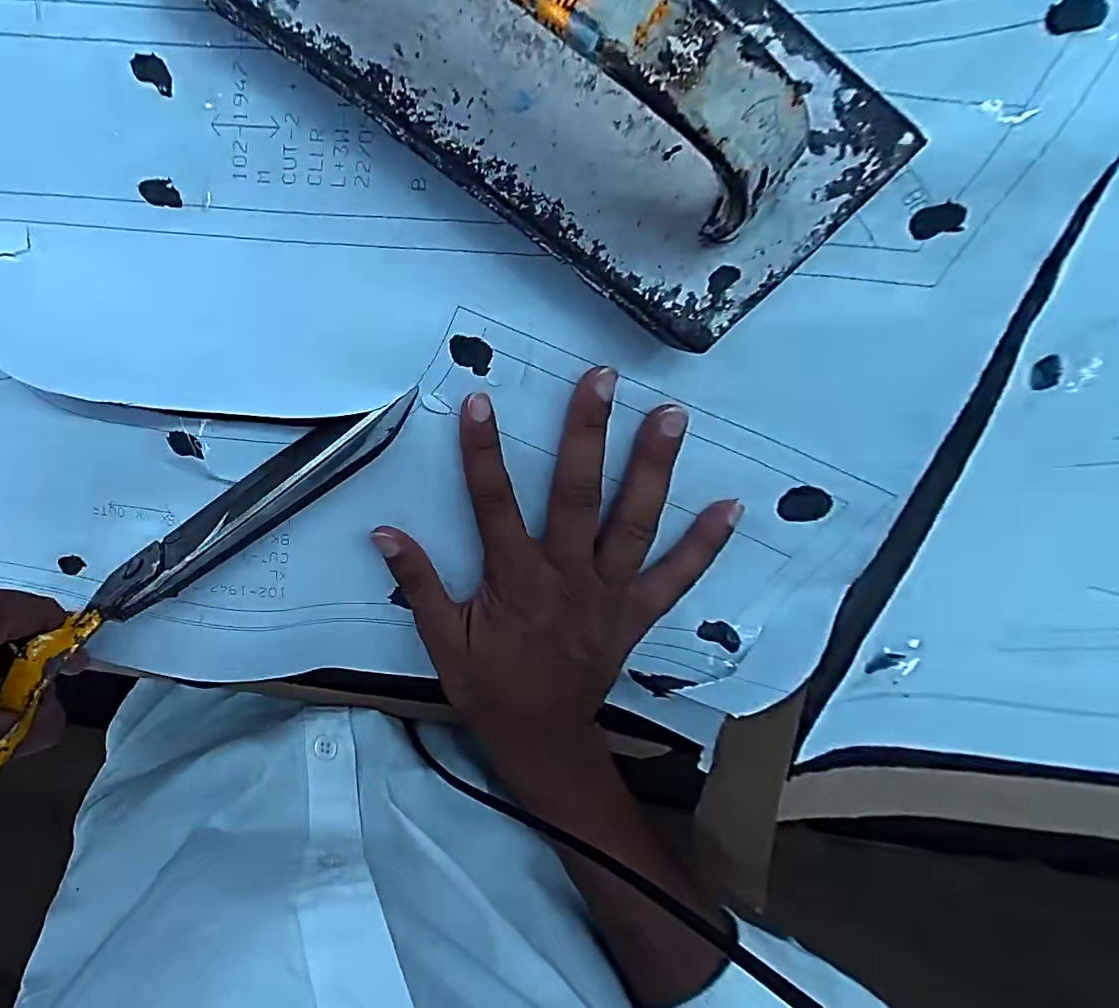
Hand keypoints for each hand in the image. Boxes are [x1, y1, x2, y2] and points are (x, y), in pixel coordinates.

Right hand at [371, 367, 740, 758]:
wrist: (542, 736)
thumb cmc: (487, 684)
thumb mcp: (440, 637)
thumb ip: (418, 581)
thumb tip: (385, 534)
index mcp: (514, 577)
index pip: (492, 502)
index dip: (482, 451)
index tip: (480, 403)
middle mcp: (566, 574)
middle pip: (576, 493)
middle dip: (586, 433)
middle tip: (601, 382)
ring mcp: (609, 592)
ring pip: (633, 522)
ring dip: (652, 467)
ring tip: (670, 416)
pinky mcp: (636, 612)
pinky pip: (677, 576)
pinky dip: (705, 543)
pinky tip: (732, 507)